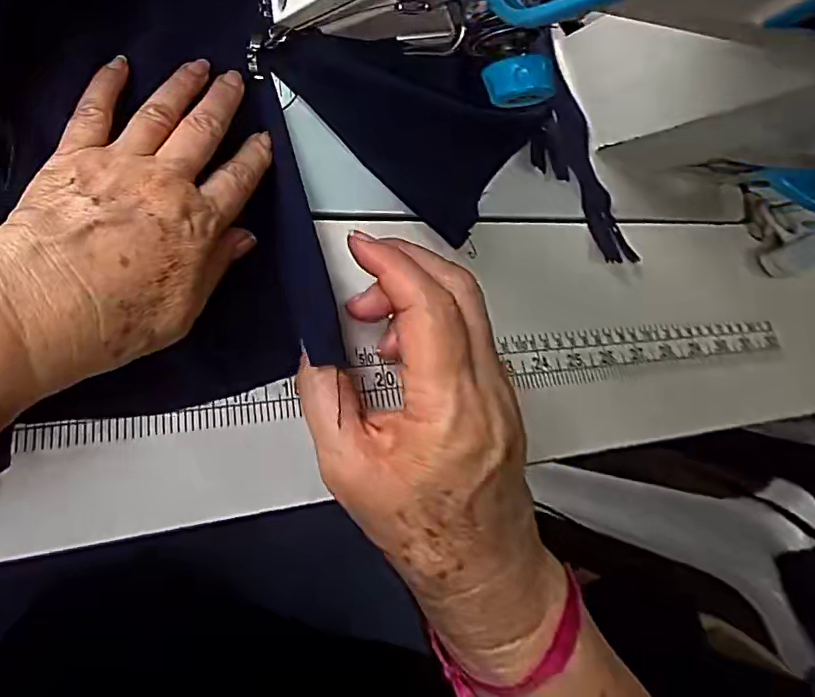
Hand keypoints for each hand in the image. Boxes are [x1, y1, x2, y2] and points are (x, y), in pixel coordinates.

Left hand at [0, 56, 273, 434]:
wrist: (43, 302)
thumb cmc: (106, 318)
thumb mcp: (180, 312)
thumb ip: (214, 268)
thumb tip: (239, 241)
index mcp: (194, 223)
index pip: (237, 181)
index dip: (253, 158)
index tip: (261, 141)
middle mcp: (162, 184)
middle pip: (203, 132)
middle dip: (222, 104)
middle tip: (233, 83)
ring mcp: (118, 164)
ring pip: (160, 112)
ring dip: (181, 86)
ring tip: (196, 68)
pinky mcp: (74, 156)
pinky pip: (94, 110)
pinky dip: (107, 84)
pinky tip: (118, 66)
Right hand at [295, 233, 568, 683]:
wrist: (480, 568)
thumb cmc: (421, 528)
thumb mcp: (343, 463)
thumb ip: (321, 393)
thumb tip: (315, 346)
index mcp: (448, 407)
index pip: (430, 308)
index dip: (391, 265)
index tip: (359, 245)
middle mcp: (486, 391)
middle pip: (460, 289)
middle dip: (404, 261)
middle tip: (360, 264)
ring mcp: (500, 389)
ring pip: (467, 304)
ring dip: (412, 288)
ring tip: (364, 314)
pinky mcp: (497, 391)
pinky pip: (467, 328)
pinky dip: (426, 311)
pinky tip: (391, 340)